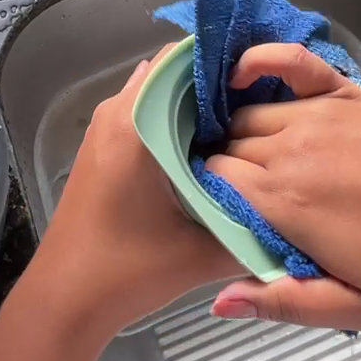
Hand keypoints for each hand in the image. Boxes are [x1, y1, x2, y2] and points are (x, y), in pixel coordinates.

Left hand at [31, 42, 243, 332]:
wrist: (66, 299)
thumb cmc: (125, 269)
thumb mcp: (198, 252)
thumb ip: (250, 228)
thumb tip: (294, 208)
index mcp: (134, 121)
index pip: (180, 60)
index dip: (223, 63)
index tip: (262, 76)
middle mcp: (116, 112)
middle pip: (171, 75)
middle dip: (215, 85)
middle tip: (262, 103)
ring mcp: (106, 127)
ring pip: (159, 95)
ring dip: (195, 104)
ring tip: (243, 122)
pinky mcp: (104, 145)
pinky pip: (146, 113)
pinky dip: (175, 120)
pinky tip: (208, 146)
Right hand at [203, 43, 360, 331]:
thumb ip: (284, 302)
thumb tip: (218, 301)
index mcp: (289, 202)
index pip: (214, 184)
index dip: (207, 198)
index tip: (217, 215)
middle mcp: (293, 148)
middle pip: (227, 148)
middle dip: (222, 169)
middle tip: (239, 196)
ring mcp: (320, 113)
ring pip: (249, 114)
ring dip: (238, 132)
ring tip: (249, 157)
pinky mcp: (348, 92)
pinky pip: (289, 64)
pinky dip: (259, 61)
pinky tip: (243, 73)